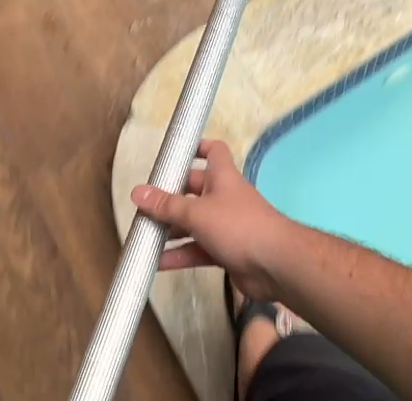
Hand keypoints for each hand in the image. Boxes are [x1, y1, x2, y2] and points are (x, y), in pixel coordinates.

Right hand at [132, 139, 298, 302]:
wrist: (274, 264)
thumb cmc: (237, 225)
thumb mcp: (197, 213)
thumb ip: (166, 206)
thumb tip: (137, 192)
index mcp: (222, 176)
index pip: (212, 150)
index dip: (196, 148)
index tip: (173, 155)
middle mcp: (223, 196)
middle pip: (193, 190)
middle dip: (170, 198)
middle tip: (144, 206)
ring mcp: (226, 224)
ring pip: (194, 223)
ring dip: (171, 230)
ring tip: (144, 236)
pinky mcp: (226, 250)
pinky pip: (198, 248)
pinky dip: (181, 254)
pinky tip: (158, 263)